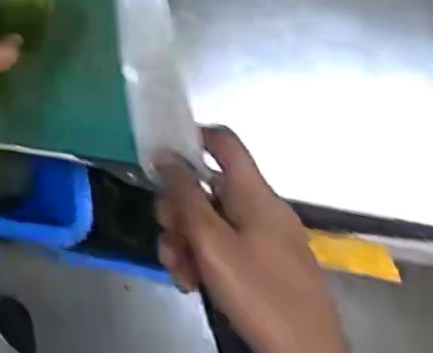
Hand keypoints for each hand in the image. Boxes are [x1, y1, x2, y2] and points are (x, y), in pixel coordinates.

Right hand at [156, 127, 348, 352]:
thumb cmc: (261, 295)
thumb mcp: (212, 243)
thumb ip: (185, 195)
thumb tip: (166, 155)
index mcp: (256, 195)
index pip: (224, 142)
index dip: (191, 137)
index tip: (161, 156)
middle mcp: (265, 211)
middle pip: (209, 188)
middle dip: (178, 210)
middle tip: (167, 235)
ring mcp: (271, 242)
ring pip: (214, 222)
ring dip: (187, 241)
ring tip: (179, 271)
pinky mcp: (271, 270)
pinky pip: (229, 248)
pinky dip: (206, 259)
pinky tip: (194, 283)